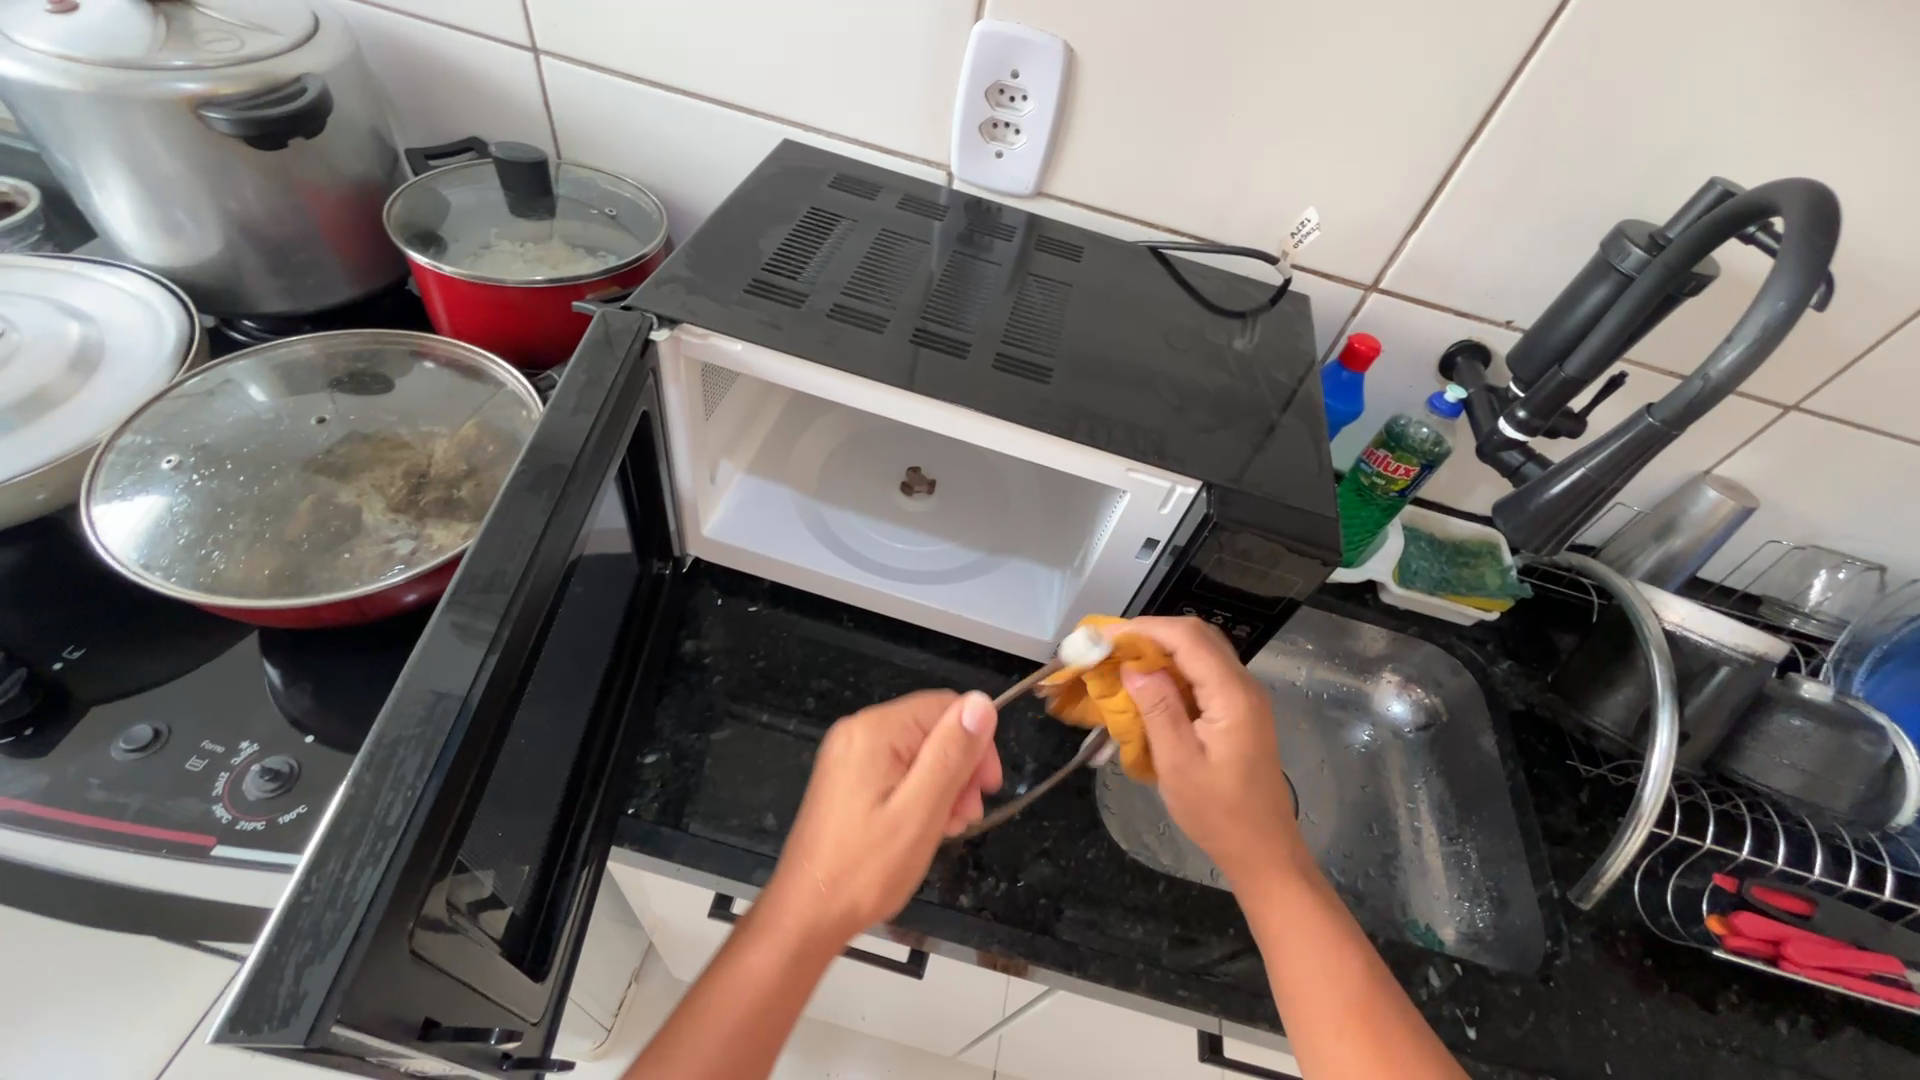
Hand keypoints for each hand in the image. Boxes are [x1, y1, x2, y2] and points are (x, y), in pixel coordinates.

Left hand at [759, 690, 1000, 947]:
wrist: (807, 914)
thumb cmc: (865, 868)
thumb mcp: (920, 811)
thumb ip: (952, 753)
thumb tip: (982, 702)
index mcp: (876, 730)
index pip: (946, 706)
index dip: (977, 742)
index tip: (987, 789)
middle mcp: (859, 731)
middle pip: (932, 727)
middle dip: (960, 766)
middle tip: (967, 816)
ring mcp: (850, 754)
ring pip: (919, 750)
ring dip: (944, 783)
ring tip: (948, 827)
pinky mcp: (848, 778)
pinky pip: (898, 768)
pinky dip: (920, 791)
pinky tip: (926, 826)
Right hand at [1117, 617, 1309, 891]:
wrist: (1263, 848)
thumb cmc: (1218, 812)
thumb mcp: (1178, 763)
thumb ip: (1157, 708)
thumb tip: (1132, 667)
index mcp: (1232, 695)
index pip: (1188, 638)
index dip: (1146, 628)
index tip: (1106, 636)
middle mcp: (1244, 686)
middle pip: (1198, 636)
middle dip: (1152, 633)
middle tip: (1111, 646)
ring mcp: (1245, 697)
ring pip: (1202, 650)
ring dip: (1162, 648)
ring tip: (1123, 660)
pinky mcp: (1239, 709)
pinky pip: (1205, 672)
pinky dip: (1174, 667)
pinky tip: (1149, 683)